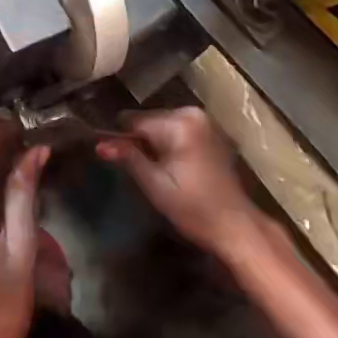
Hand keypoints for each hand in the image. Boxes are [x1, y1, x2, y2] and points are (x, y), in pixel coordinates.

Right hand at [96, 107, 264, 258]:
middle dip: (141, 141)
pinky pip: (178, 128)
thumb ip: (129, 158)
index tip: (116, 158)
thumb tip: (99, 144)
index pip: (134, 120)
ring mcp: (203, 119)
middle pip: (149, 119)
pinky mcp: (210, 129)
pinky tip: (175, 167)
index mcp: (179, 123)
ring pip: (162, 123)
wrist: (237, 226)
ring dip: (155, 142)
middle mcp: (192, 112)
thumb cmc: (195, 209)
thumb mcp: (156, 186)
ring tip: (158, 171)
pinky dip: (170, 142)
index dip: (121, 139)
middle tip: (143, 171)